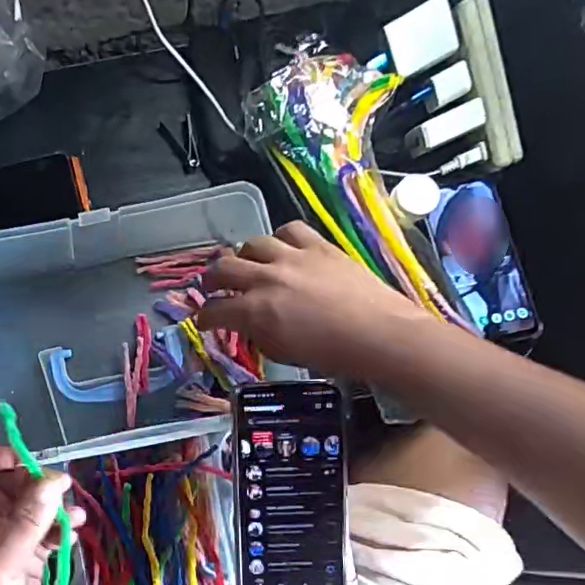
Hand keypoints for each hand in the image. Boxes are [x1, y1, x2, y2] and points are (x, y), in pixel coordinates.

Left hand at [0, 447, 84, 584]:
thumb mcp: (2, 565)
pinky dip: (60, 528)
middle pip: (7, 485)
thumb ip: (28, 521)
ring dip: (53, 505)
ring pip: (31, 508)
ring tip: (74, 514)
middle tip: (62, 487)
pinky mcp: (28, 561)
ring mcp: (7, 544)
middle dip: (34, 481)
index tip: (28, 460)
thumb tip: (53, 480)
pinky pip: (45, 533)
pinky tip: (75, 531)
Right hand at [199, 221, 432, 374]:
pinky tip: (282, 249)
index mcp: (256, 311)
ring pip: (253, 244)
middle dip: (212, 280)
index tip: (205, 321)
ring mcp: (293, 257)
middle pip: (223, 268)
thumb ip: (259, 334)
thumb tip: (249, 325)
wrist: (379, 334)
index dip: (205, 317)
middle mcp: (267, 279)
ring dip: (244, 256)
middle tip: (214, 287)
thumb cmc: (332, 354)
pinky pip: (289, 230)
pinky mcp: (319, 246)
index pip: (215, 310)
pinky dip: (279, 239)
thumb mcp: (284, 352)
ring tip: (248, 265)